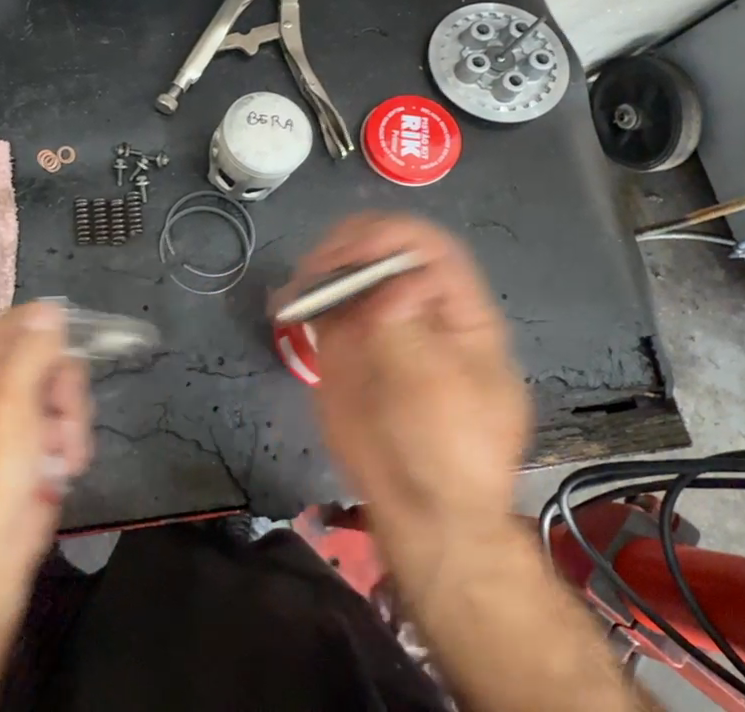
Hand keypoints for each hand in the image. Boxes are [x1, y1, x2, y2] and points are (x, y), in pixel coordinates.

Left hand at [0, 302, 93, 584]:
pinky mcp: (42, 450)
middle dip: (67, 389)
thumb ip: (32, 352)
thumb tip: (49, 307)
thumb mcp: (11, 404)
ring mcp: (23, 422)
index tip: (73, 343)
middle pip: (51, 360)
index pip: (16, 325)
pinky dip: (74, 447)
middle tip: (63, 415)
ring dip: (74, 424)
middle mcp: (1, 390)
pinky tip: (65, 470)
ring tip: (63, 456)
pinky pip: (70, 429)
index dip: (47, 328)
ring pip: (66, 396)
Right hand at [273, 215, 528, 555]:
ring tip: (299, 288)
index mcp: (458, 313)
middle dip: (349, 248)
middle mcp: (415, 308)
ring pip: (347, 273)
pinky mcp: (344, 348)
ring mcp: (377, 325)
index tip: (352, 254)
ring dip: (320, 269)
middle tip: (317, 268)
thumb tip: (390, 287)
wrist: (420, 505)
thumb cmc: (450, 450)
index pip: (430, 250)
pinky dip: (301, 298)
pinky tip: (286, 304)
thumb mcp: (444, 391)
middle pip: (384, 251)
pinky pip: (321, 308)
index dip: (392, 239)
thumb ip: (412, 332)